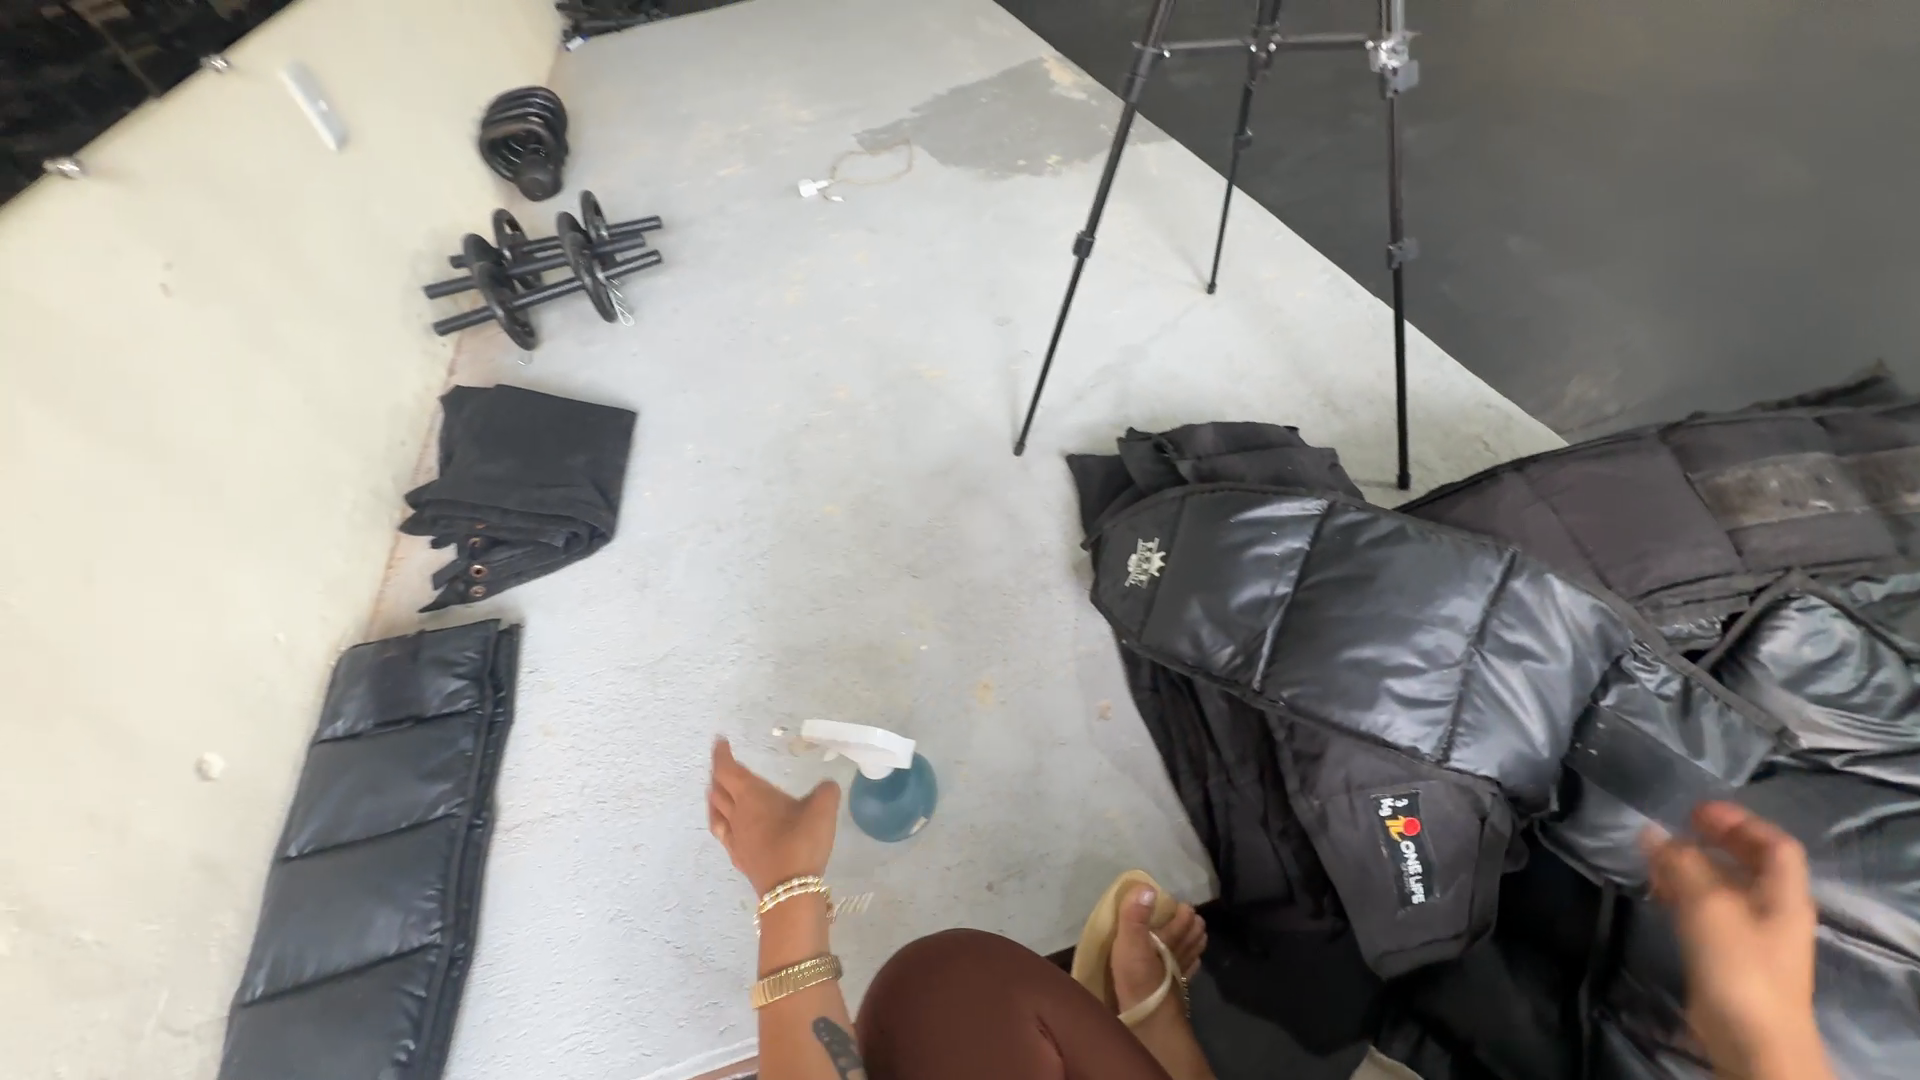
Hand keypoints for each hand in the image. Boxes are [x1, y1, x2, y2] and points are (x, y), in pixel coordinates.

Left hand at [708, 738, 841, 894]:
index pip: (728, 770)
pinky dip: (721, 819)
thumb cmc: (801, 841)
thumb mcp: (823, 808)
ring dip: (715, 796)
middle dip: (717, 772)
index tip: (720, 741)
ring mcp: (735, 838)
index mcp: (752, 796)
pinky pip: (722, 831)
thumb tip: (828, 785)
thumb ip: (826, 791)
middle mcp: (737, 814)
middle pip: (717, 789)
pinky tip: (731, 824)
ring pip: (716, 811)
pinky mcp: (739, 857)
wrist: (789, 889)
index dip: (721, 754)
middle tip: (722, 762)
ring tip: (718, 790)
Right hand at [1642, 802, 1828, 1079]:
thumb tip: (1652, 830)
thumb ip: (1680, 864)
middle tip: (1673, 823)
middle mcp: (1771, 908)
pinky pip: (1705, 905)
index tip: (1695, 809)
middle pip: (1749, 863)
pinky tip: (1656, 887)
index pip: (1774, 845)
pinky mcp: (1724, 948)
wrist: (1749, 1034)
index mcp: (1782, 895)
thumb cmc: (1738, 963)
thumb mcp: (1708, 904)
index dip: (1739, 821)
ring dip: (1691, 862)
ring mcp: (1749, 930)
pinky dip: (1682, 888)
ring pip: (1723, 883)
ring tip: (1653, 851)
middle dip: (1714, 839)